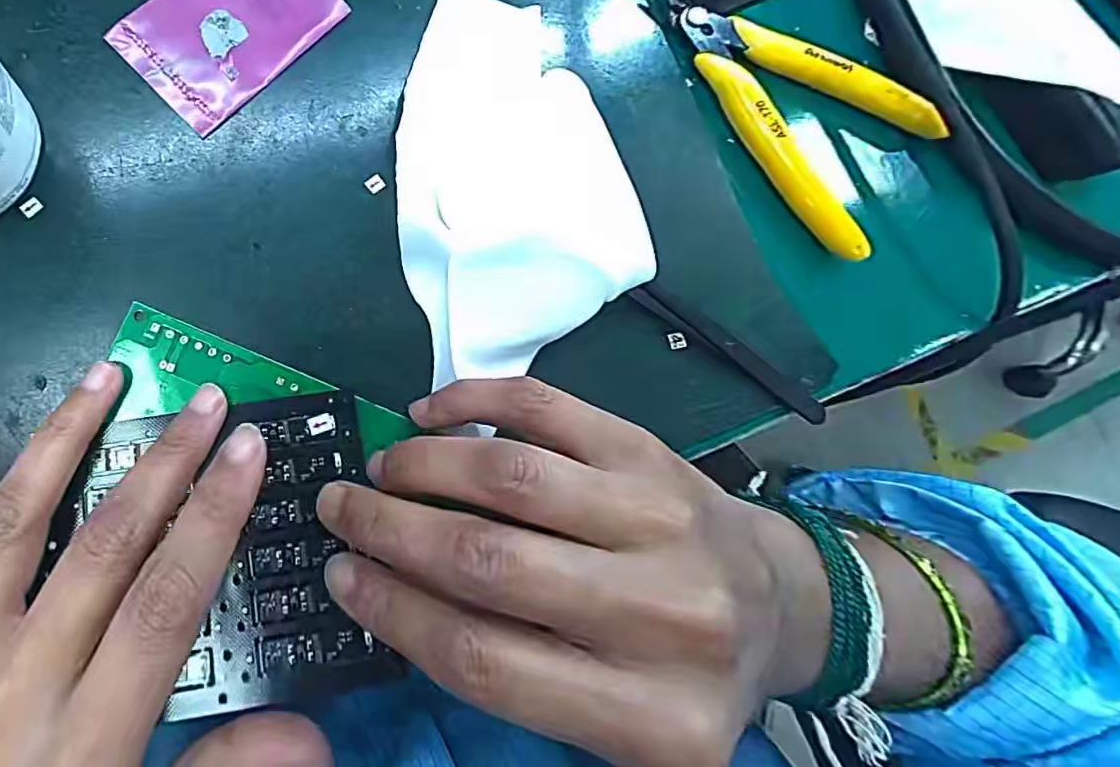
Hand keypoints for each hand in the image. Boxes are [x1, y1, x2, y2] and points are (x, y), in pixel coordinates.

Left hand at [0, 363, 331, 766]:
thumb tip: (308, 734)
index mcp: (83, 736)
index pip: (166, 600)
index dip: (212, 516)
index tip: (246, 449)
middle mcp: (14, 677)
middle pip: (103, 546)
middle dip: (164, 464)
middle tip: (206, 402)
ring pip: (10, 520)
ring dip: (60, 438)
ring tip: (101, 375)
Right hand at [315, 378, 829, 766]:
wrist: (781, 602)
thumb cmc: (666, 662)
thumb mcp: (601, 705)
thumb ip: (502, 662)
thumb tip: (382, 582)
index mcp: (648, 718)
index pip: (481, 659)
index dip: (390, 609)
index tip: (340, 573)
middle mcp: (664, 619)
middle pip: (486, 560)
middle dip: (385, 526)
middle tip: (338, 506)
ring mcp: (660, 518)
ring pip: (507, 476)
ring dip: (419, 464)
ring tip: (382, 466)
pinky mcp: (647, 447)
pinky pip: (538, 405)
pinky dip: (467, 400)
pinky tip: (427, 412)